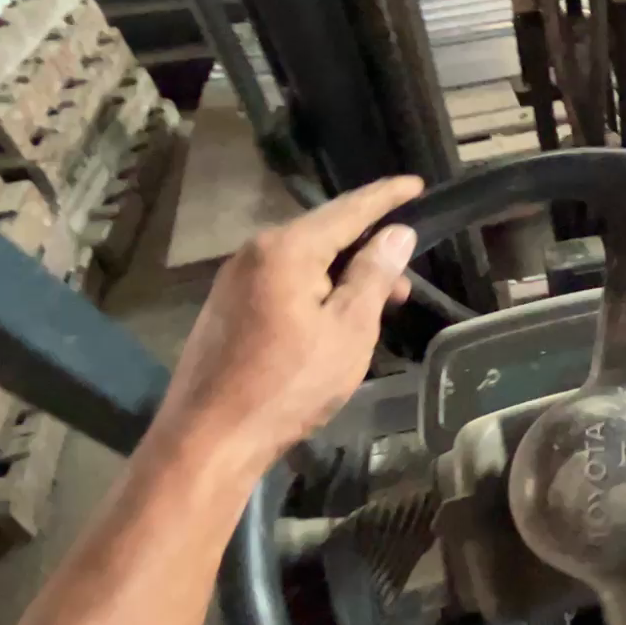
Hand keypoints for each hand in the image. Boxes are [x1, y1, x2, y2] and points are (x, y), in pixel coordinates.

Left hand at [147, 176, 423, 476]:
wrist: (209, 440)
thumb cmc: (289, 383)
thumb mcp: (349, 329)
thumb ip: (374, 275)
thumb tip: (397, 233)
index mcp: (286, 250)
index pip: (348, 210)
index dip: (386, 197)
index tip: (416, 184)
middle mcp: (255, 253)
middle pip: (325, 233)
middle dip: (369, 247)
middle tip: (407, 274)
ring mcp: (236, 281)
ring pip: (307, 261)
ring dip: (346, 274)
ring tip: (381, 303)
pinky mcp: (229, 308)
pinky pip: (286, 281)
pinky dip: (321, 289)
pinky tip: (338, 316)